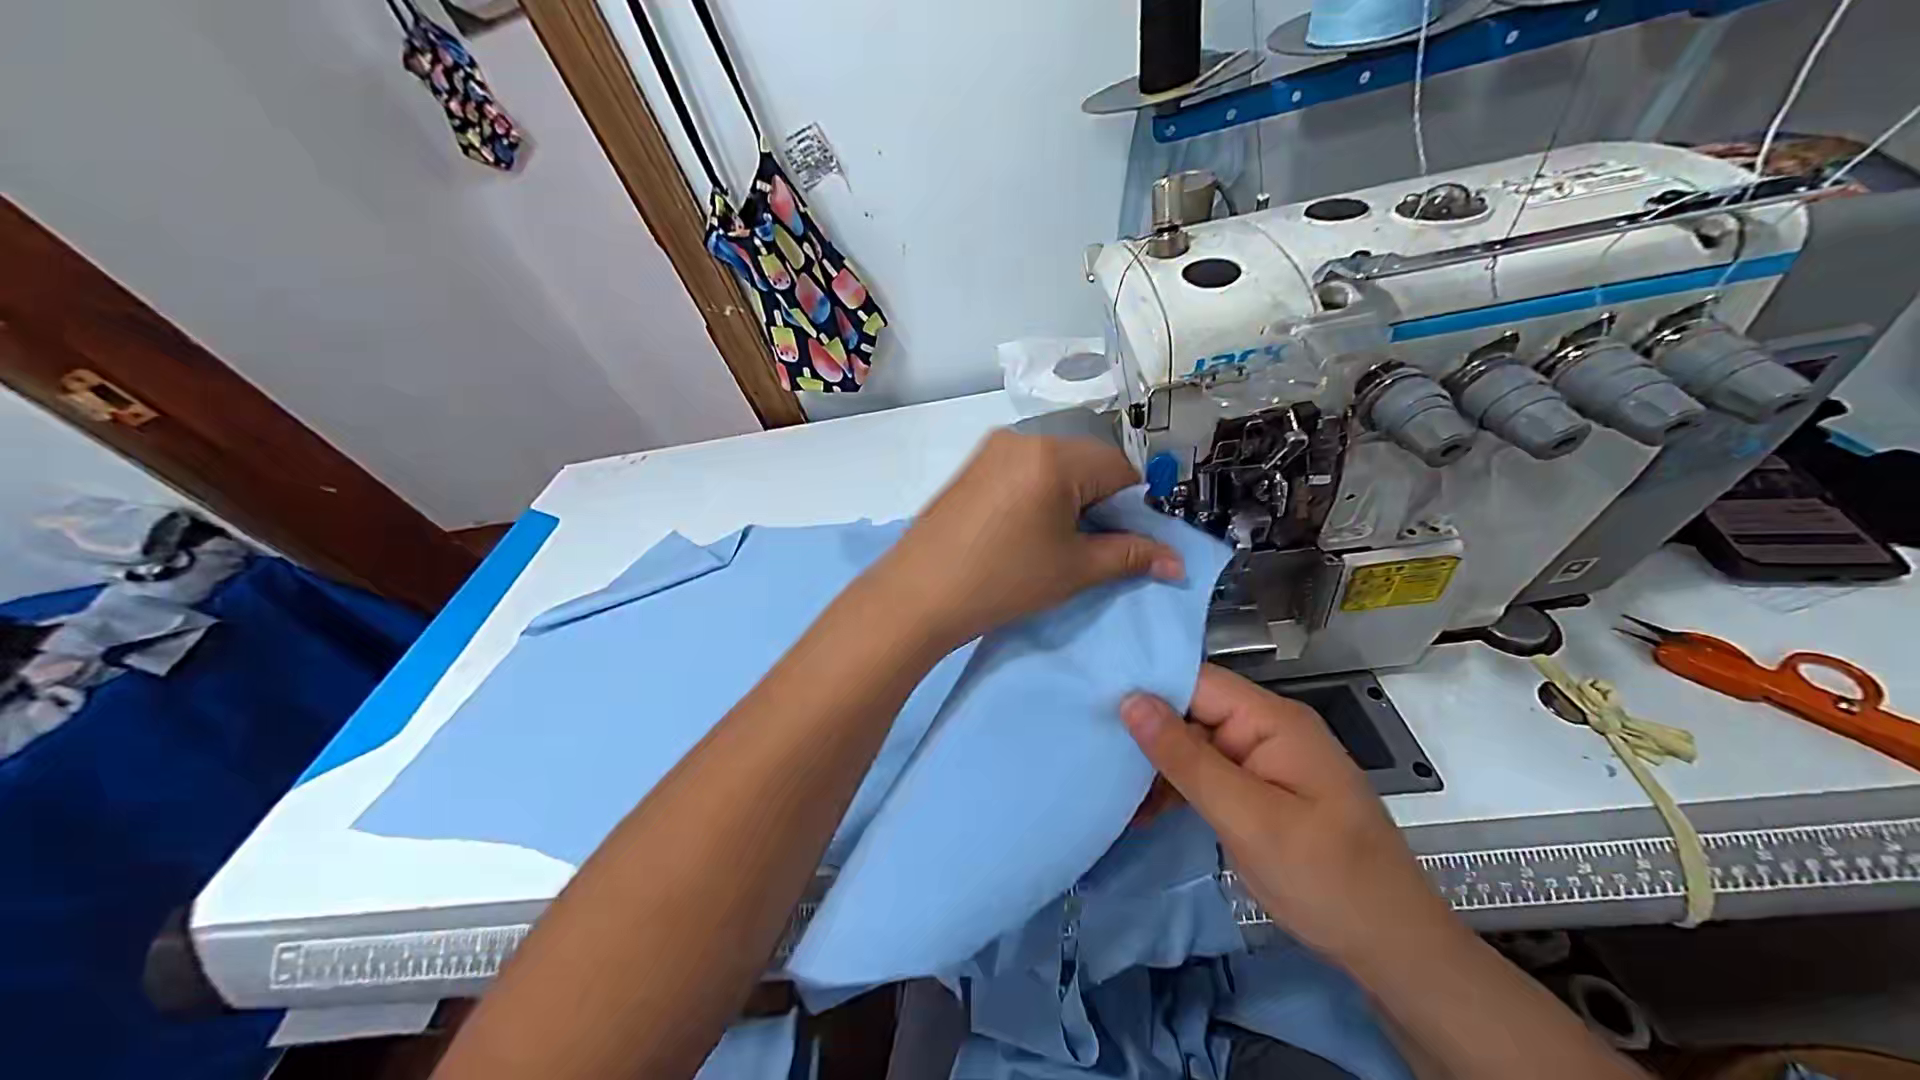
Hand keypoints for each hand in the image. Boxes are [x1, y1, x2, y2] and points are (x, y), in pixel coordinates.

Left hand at [872, 430, 1183, 649]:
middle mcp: (1023, 438)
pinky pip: (1023, 471)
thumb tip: (1176, 562)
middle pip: (1086, 463)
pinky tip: (1024, 532)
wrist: (918, 595)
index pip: (1121, 468)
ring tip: (1052, 544)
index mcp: (1054, 455)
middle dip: (1099, 503)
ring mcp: (991, 450)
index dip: (1134, 508)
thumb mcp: (1074, 569)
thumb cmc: (1002, 581)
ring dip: (1068, 499)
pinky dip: (1038, 495)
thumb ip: (1131, 556)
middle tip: (1088, 547)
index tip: (1127, 543)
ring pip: (1054, 467)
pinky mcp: (972, 466)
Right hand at [1121, 665, 1467, 975]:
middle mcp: (1265, 728)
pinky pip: (1205, 773)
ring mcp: (1260, 760)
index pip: (1197, 681)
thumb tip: (1130, 700)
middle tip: (1093, 750)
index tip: (1092, 700)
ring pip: (1192, 744)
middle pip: (1191, 710)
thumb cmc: (1326, 878)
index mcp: (1272, 720)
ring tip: (1111, 789)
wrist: (1391, 948)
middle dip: (1144, 731)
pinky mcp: (1256, 789)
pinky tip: (1143, 809)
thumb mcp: (1249, 819)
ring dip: (1155, 766)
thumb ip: (1186, 759)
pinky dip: (1175, 788)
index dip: (1146, 686)